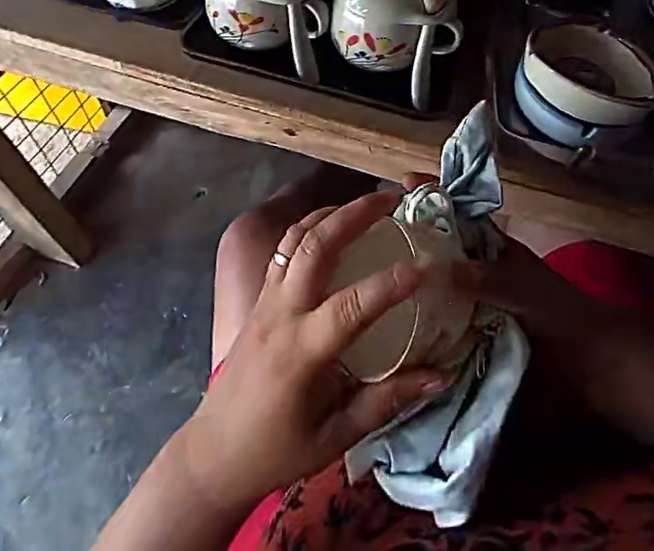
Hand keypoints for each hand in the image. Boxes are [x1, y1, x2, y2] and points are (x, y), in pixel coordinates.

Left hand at [175, 188, 455, 509]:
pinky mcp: (259, 298)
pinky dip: (311, 227)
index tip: (429, 264)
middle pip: (316, 246)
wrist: (213, 453)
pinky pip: (284, 249)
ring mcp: (266, 300)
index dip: (393, 282)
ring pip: (296, 238)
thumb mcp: (336, 436)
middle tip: (393, 200)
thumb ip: (388, 400)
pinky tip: (332, 225)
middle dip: (355, 214)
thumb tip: (440, 376)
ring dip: (332, 213)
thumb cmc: (276, 450)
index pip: (353, 305)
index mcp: (302, 351)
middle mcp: (282, 313)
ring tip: (367, 203)